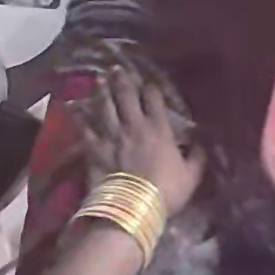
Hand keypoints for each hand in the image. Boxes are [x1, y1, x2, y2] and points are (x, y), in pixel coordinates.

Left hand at [80, 69, 205, 213]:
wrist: (133, 206)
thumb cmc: (167, 191)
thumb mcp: (192, 175)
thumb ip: (197, 157)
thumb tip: (202, 144)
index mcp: (159, 129)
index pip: (155, 100)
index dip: (152, 89)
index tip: (149, 83)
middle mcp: (134, 125)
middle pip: (126, 95)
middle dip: (122, 80)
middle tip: (117, 69)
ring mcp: (112, 134)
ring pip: (105, 105)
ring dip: (102, 90)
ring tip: (99, 80)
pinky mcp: (94, 147)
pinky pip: (84, 126)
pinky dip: (78, 115)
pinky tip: (73, 105)